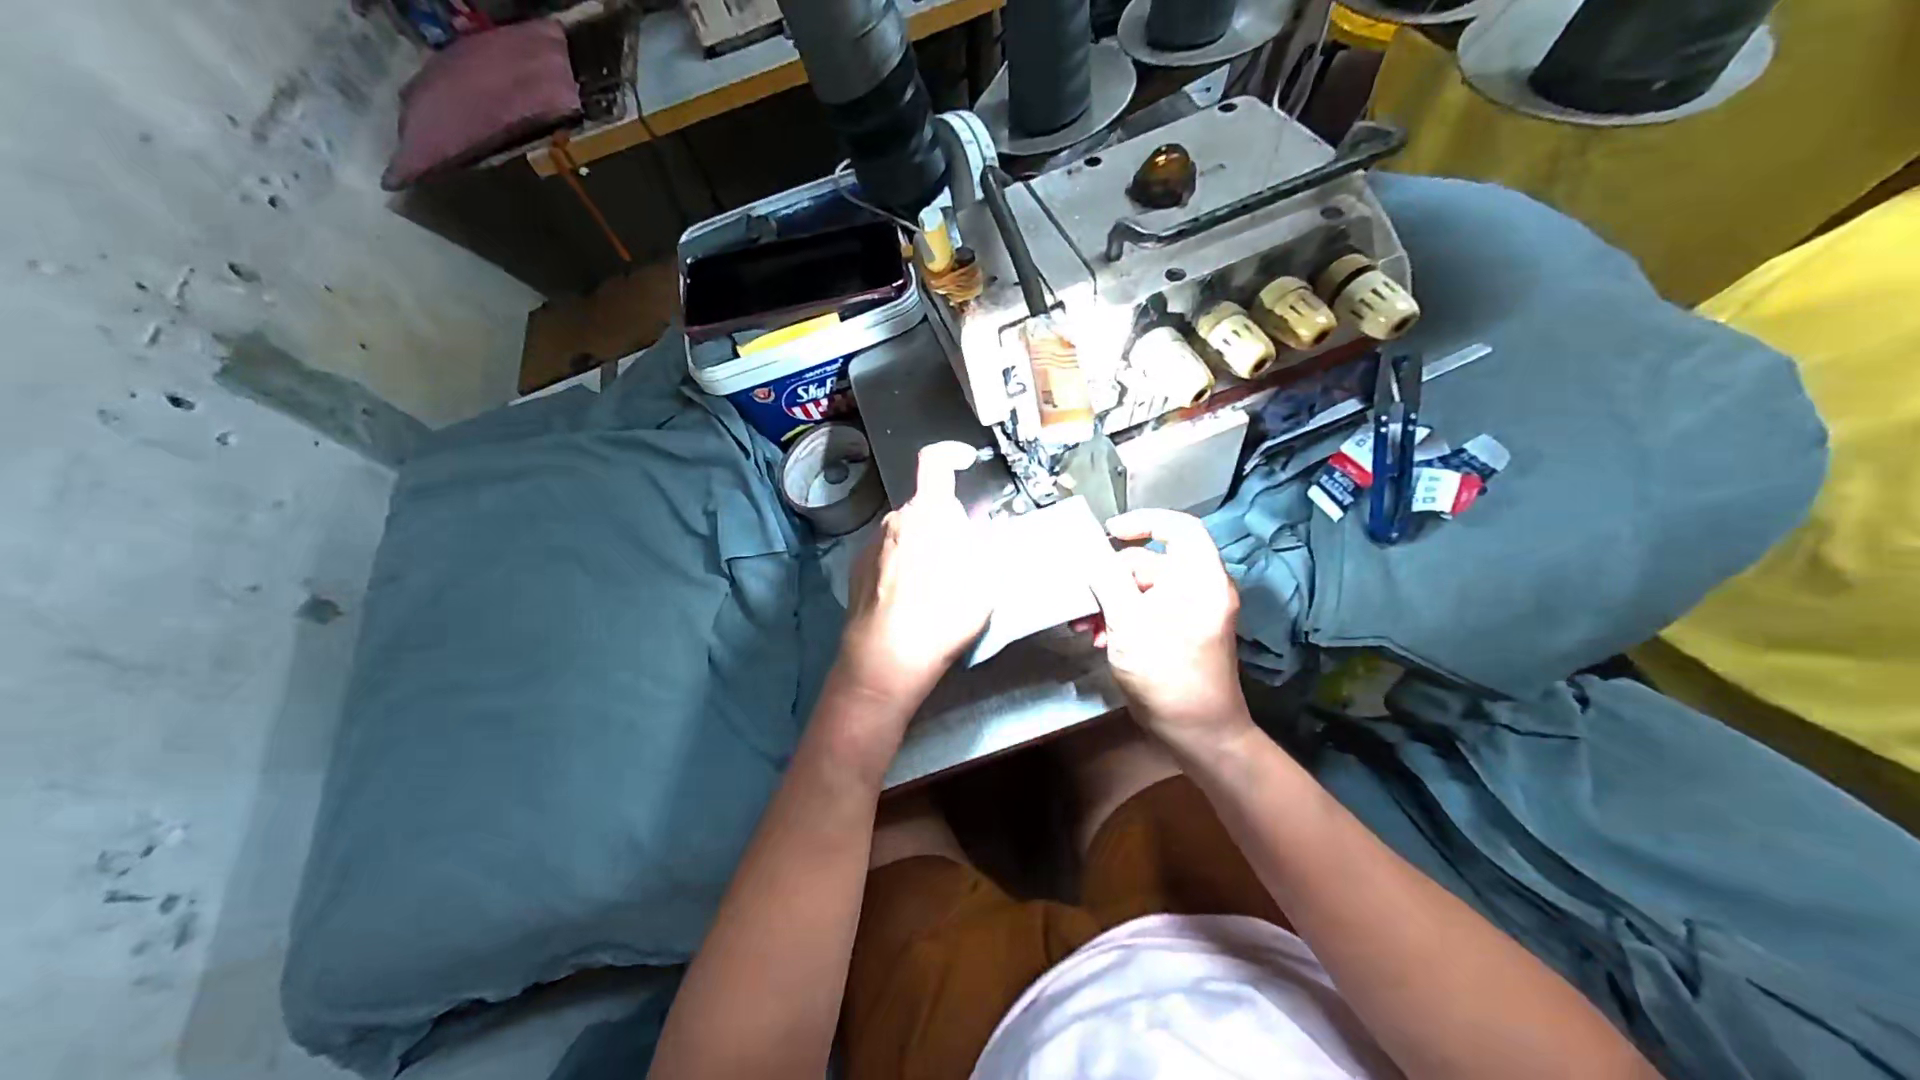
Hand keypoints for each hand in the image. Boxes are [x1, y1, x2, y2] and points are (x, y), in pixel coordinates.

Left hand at [837, 441, 990, 711]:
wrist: (887, 658)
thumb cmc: (943, 615)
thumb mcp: (985, 579)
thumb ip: (984, 541)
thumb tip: (981, 523)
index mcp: (928, 513)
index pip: (935, 462)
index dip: (951, 453)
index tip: (964, 460)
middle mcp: (894, 519)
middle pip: (925, 508)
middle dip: (944, 523)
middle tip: (962, 558)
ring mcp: (870, 544)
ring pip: (905, 533)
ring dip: (921, 546)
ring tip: (934, 589)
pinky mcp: (856, 568)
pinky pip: (887, 555)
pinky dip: (901, 566)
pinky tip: (909, 599)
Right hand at [1084, 509, 1255, 755]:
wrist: (1196, 732)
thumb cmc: (1168, 674)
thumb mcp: (1129, 623)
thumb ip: (1108, 581)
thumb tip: (1092, 556)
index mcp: (1201, 579)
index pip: (1180, 528)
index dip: (1144, 521)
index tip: (1109, 532)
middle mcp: (1200, 589)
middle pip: (1150, 562)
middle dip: (1110, 577)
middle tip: (1082, 595)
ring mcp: (1189, 612)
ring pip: (1141, 589)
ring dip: (1109, 602)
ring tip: (1084, 624)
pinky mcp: (1177, 632)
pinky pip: (1146, 611)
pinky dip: (1121, 618)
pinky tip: (1098, 637)